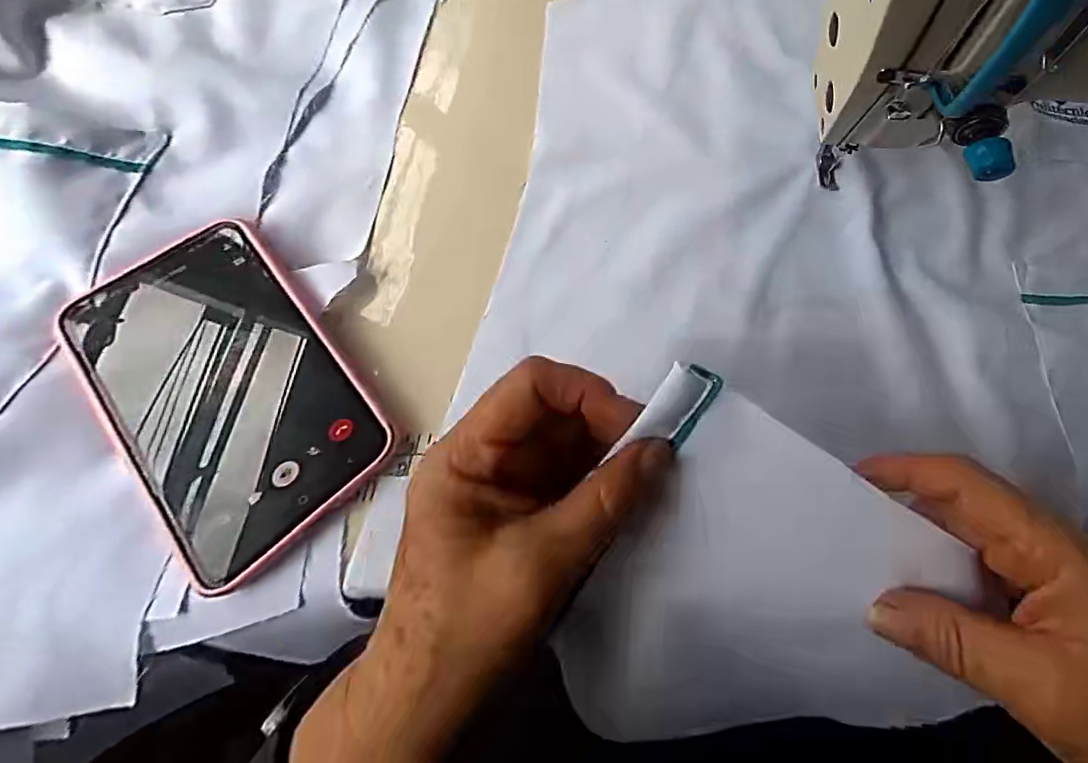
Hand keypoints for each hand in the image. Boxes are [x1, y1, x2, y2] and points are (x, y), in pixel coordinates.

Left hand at [294, 357, 671, 762]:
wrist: (427, 701)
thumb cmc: (466, 629)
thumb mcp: (540, 563)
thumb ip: (603, 502)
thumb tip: (659, 451)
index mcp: (465, 453)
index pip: (530, 386)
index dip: (585, 393)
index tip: (633, 426)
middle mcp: (483, 456)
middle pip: (551, 411)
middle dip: (604, 425)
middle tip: (653, 451)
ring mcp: (503, 483)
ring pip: (564, 444)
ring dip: (607, 453)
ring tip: (649, 472)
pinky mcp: (521, 511)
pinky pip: (567, 477)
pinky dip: (600, 481)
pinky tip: (629, 493)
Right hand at [858, 455, 1087, 762]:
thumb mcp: (1033, 683)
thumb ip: (950, 638)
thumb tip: (874, 606)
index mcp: (1049, 546)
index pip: (966, 485)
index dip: (907, 470)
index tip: (855, 475)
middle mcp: (1045, 543)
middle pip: (962, 500)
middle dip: (904, 499)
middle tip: (848, 512)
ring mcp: (1045, 568)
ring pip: (967, 531)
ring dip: (918, 535)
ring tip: (866, 545)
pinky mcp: (1041, 595)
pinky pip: (977, 562)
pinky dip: (938, 566)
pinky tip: (910, 585)